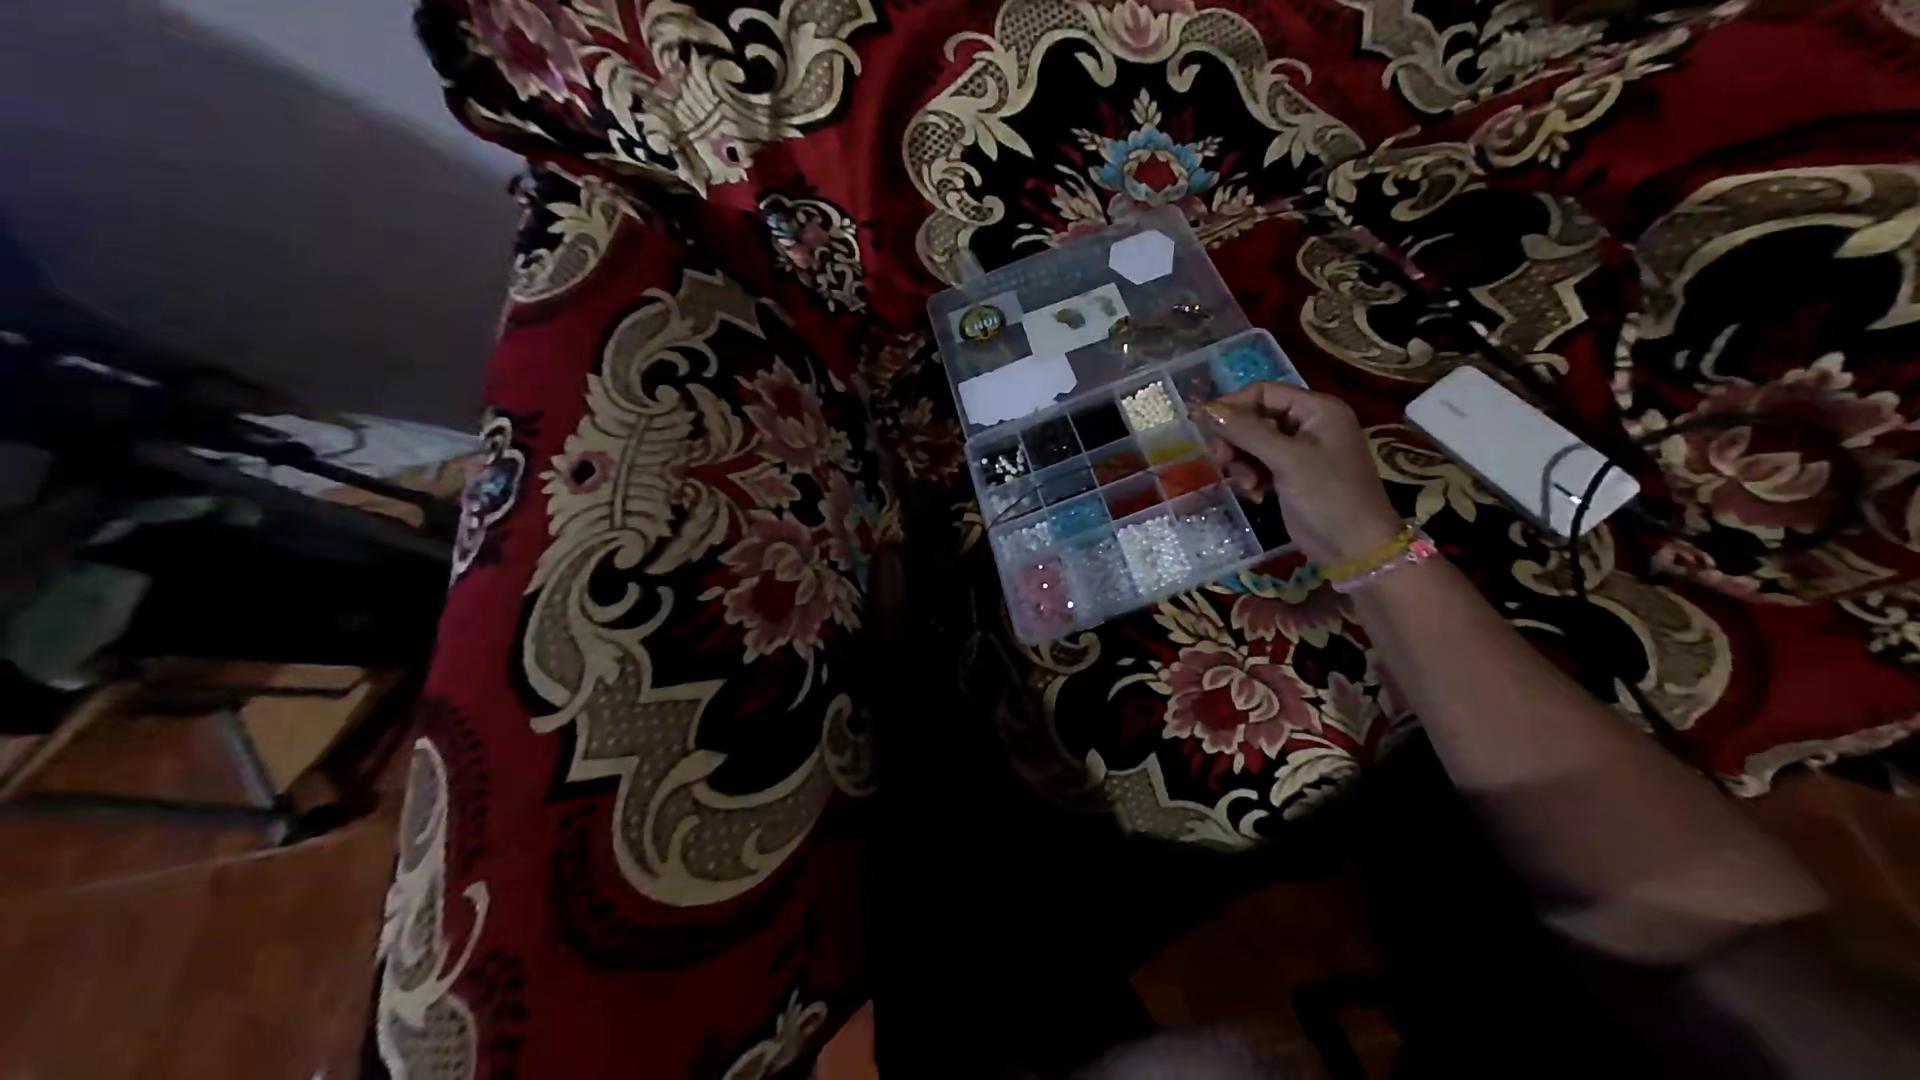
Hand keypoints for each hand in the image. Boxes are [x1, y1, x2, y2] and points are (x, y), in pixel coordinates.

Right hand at [1192, 382, 1402, 565]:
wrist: (1353, 546)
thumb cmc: (1328, 494)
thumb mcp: (1287, 459)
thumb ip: (1247, 432)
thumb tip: (1206, 410)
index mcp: (1317, 409)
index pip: (1264, 392)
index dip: (1234, 406)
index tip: (1207, 427)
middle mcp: (1308, 423)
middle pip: (1254, 418)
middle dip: (1235, 440)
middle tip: (1221, 462)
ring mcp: (1299, 450)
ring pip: (1251, 443)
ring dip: (1241, 463)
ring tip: (1247, 485)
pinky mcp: (1290, 474)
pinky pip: (1257, 464)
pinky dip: (1250, 477)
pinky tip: (1256, 494)